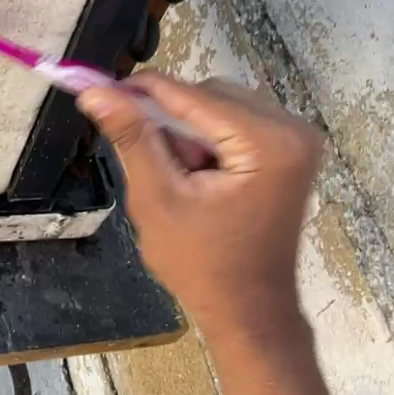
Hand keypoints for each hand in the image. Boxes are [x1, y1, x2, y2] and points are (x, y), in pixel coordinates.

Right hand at [77, 73, 321, 345]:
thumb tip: (96, 93)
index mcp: (269, 142)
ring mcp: (297, 140)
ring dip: (188, 135)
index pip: (194, 96)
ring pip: (222, 108)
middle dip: (172, 124)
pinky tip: (198, 181)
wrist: (247, 308)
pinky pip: (237, 125)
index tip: (96, 86)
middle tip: (151, 166)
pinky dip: (208, 144)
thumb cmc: (200, 265)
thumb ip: (132, 139)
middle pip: (211, 95)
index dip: (142, 90)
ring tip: (178, 181)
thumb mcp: (157, 199)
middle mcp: (294, 129)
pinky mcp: (290, 153)